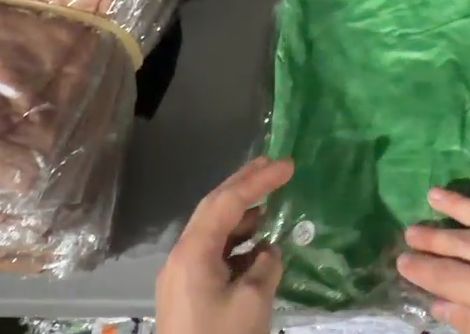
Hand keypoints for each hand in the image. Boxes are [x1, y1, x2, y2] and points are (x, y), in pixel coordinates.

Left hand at [156, 157, 293, 333]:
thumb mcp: (252, 303)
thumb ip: (265, 267)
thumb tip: (267, 253)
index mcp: (193, 253)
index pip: (228, 202)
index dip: (259, 180)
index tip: (288, 166)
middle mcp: (181, 256)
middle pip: (214, 208)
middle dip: (245, 184)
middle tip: (274, 165)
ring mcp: (181, 276)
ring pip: (212, 230)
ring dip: (242, 215)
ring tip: (272, 204)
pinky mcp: (186, 294)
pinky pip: (212, 253)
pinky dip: (236, 243)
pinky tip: (259, 246)